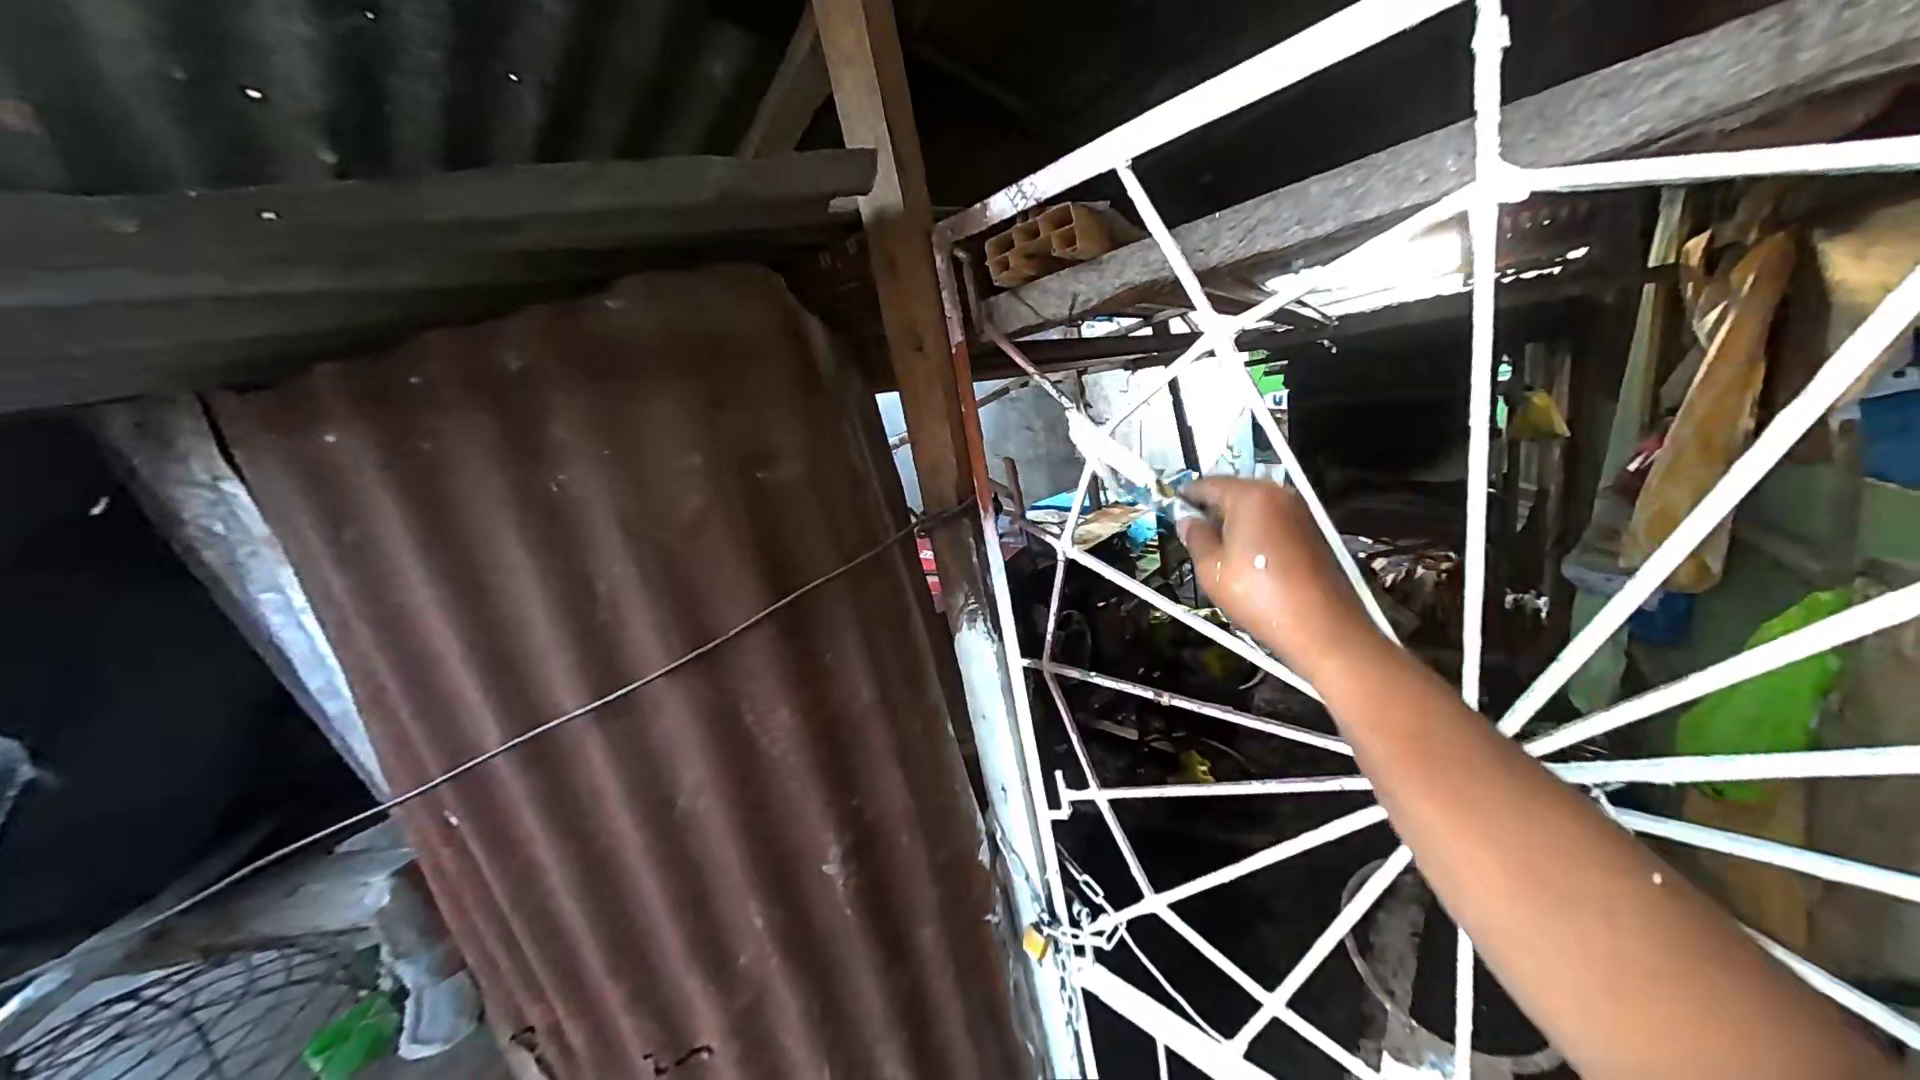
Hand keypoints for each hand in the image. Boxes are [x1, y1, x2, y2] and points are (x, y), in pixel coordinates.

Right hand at [1177, 477, 1382, 682]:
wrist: (1320, 627)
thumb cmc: (1257, 594)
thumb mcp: (1210, 568)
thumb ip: (1195, 537)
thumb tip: (1187, 521)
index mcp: (1251, 496)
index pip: (1208, 484)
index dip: (1187, 496)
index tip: (1173, 510)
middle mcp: (1279, 494)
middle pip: (1235, 492)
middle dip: (1212, 510)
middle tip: (1193, 535)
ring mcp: (1299, 512)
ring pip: (1255, 508)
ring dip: (1234, 523)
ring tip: (1218, 552)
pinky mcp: (1311, 532)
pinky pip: (1272, 522)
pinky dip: (1255, 533)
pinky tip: (1246, 559)